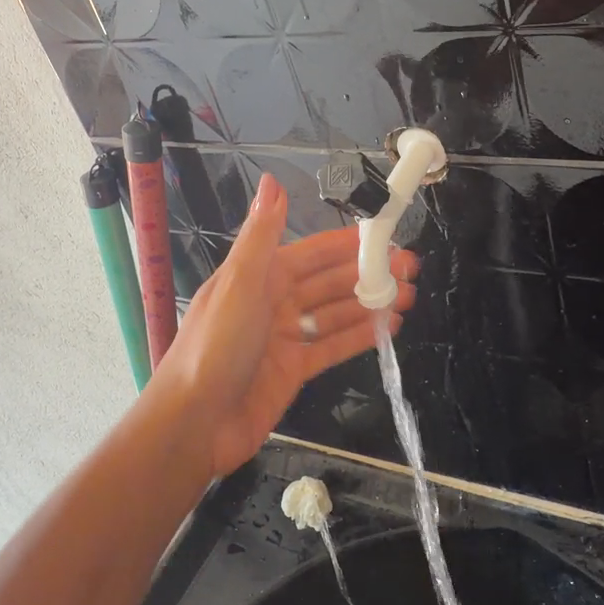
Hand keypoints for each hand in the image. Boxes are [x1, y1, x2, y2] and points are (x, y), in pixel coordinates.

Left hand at [156, 173, 416, 476]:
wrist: (193, 423)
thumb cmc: (214, 346)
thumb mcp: (238, 283)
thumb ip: (262, 234)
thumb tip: (273, 181)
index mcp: (261, 275)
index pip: (315, 252)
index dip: (350, 243)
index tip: (386, 235)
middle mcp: (276, 302)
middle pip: (331, 281)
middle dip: (370, 272)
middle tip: (410, 268)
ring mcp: (286, 337)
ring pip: (337, 312)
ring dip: (371, 303)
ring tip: (408, 296)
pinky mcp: (295, 370)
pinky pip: (335, 345)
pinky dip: (362, 335)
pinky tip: (389, 327)